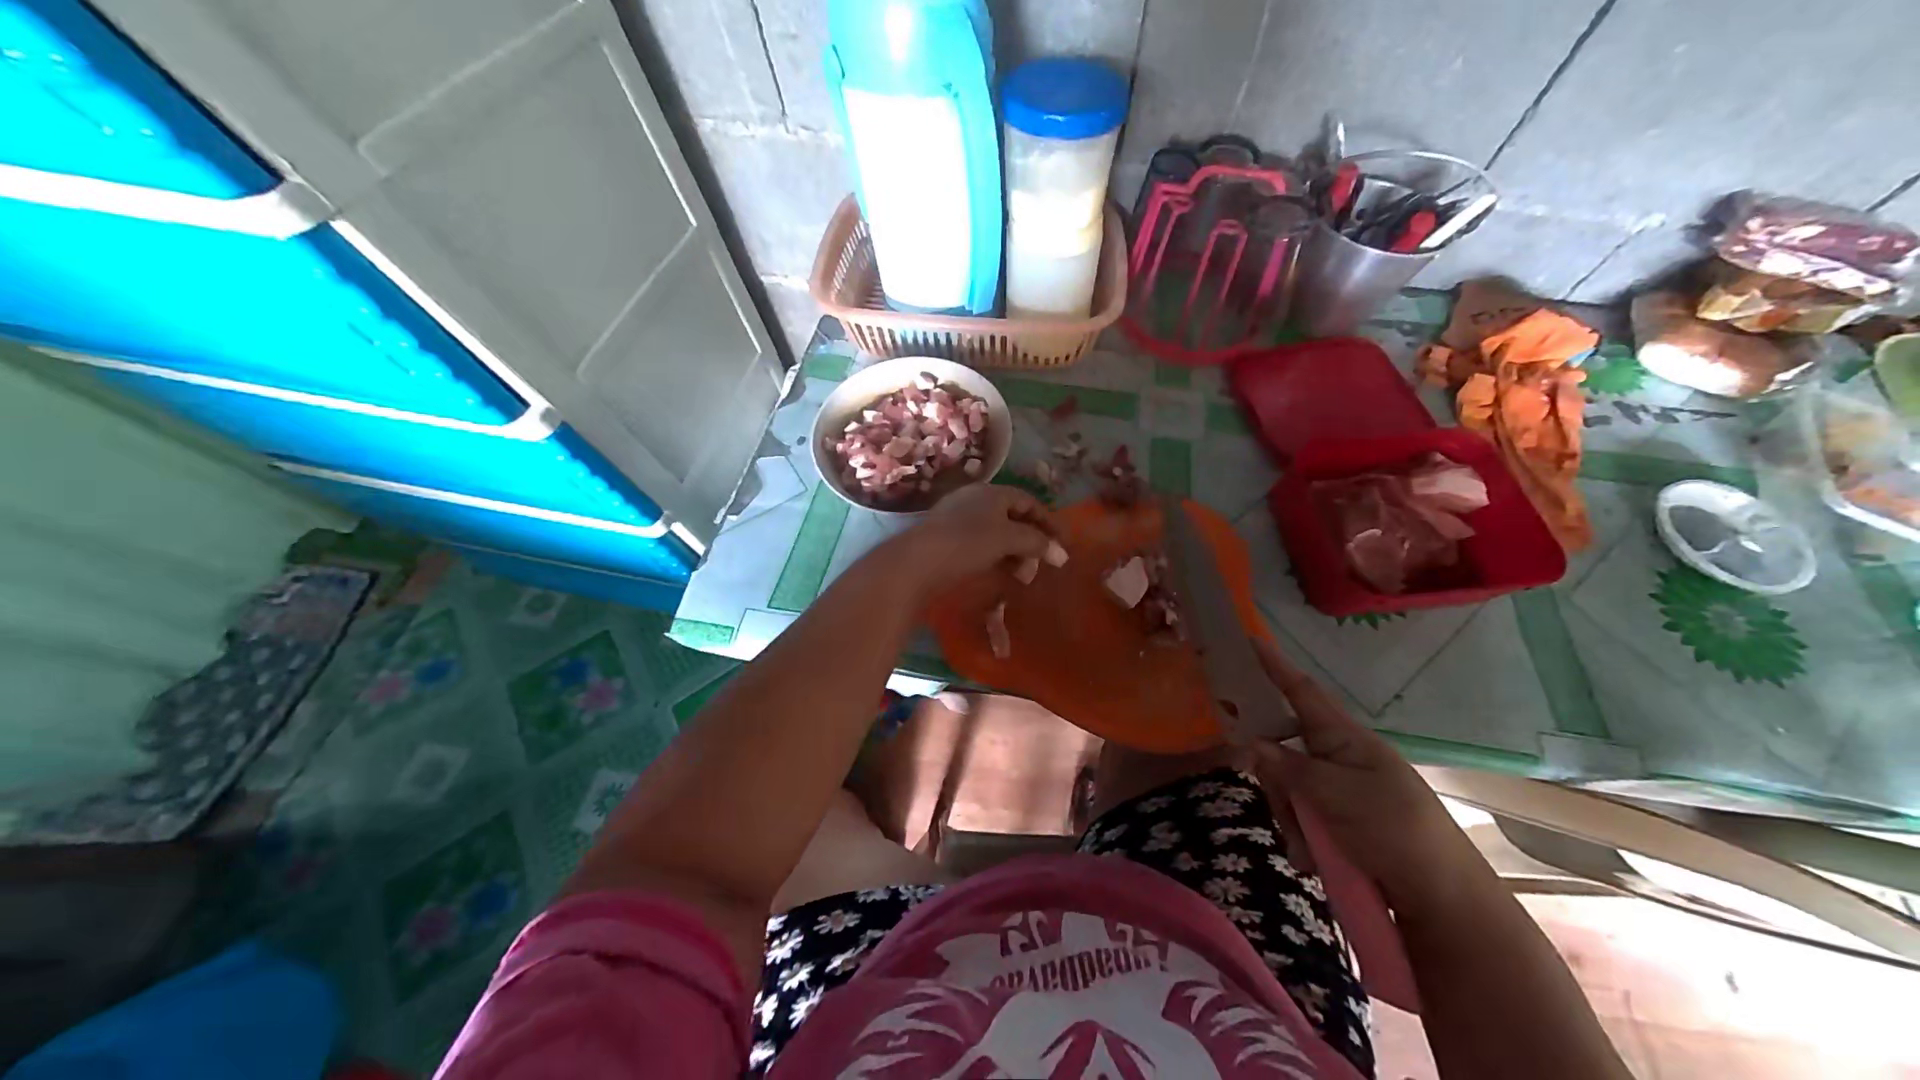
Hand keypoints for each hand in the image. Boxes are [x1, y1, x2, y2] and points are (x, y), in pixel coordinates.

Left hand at [883, 484, 1057, 599]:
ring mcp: (958, 519)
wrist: (916, 562)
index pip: (1029, 502)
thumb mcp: (1008, 539)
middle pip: (1013, 518)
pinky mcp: (946, 539)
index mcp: (992, 492)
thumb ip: (1037, 543)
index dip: (1049, 522)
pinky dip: (996, 558)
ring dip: (1014, 553)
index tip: (1063, 545)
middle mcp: (975, 500)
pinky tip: (998, 574)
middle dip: (1031, 542)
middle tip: (1041, 565)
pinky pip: (980, 545)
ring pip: (996, 533)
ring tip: (1021, 576)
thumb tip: (1061, 554)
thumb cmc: (966, 543)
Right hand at [1247, 638, 1474, 905]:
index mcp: (1344, 739)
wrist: (1444, 900)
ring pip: (1287, 790)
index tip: (1248, 639)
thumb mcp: (1335, 795)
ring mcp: (1339, 793)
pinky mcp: (1339, 824)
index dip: (1275, 667)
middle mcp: (1338, 759)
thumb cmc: (1394, 830)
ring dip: (1292, 820)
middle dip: (1276, 782)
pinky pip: (1301, 820)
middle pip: (1281, 751)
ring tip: (1313, 850)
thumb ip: (1287, 769)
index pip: (1302, 692)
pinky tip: (1316, 861)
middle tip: (1289, 809)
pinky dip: (1303, 840)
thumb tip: (1250, 744)